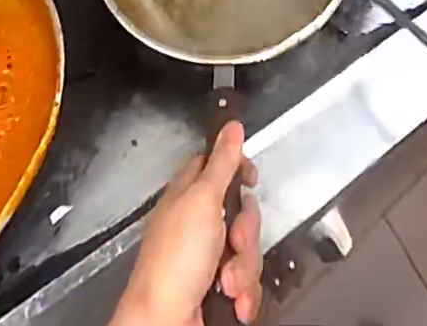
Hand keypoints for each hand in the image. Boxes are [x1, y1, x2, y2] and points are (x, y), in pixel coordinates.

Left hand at [111, 121, 263, 325]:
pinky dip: (245, 292)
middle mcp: (198, 224)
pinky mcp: (218, 289)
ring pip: (247, 245)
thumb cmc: (176, 260)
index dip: (236, 166)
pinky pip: (247, 278)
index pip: (214, 164)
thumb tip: (231, 124)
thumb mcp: (202, 200)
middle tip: (233, 241)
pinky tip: (233, 302)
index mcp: (187, 196)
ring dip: (245, 266)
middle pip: (241, 208)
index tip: (250, 178)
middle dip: (246, 230)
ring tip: (227, 284)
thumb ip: (222, 162)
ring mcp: (207, 258)